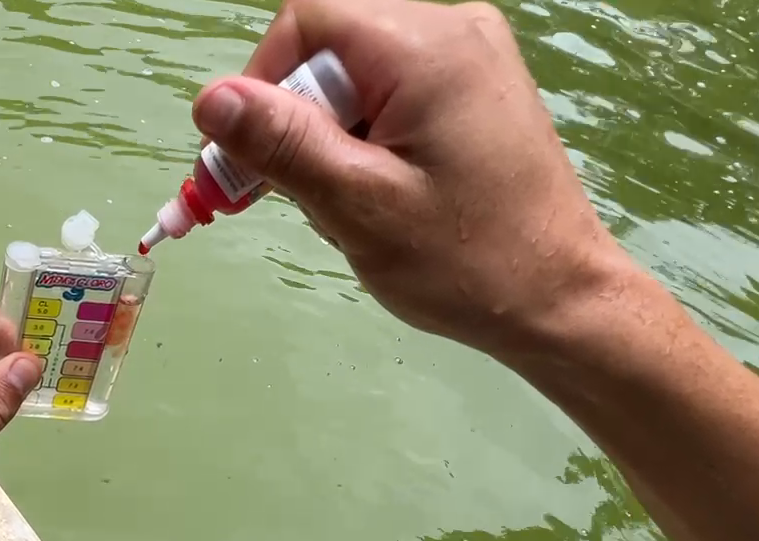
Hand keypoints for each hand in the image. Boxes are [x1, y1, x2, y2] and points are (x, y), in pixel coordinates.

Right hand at [192, 0, 639, 359]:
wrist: (549, 296)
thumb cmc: (456, 258)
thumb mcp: (356, 203)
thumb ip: (282, 144)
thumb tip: (209, 99)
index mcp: (425, 47)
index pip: (307, 23)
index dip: (256, 85)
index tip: (242, 160)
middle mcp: (448, 33)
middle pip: (324, 53)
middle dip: (289, 128)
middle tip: (283, 198)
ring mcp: (461, 63)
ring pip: (346, 85)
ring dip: (319, 148)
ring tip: (342, 210)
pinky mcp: (463, 97)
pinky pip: (378, 105)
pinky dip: (351, 151)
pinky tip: (366, 198)